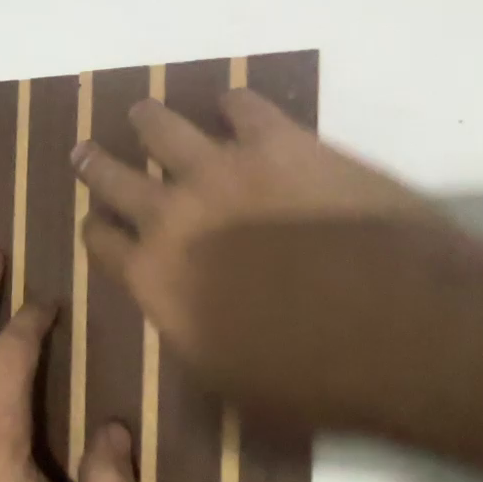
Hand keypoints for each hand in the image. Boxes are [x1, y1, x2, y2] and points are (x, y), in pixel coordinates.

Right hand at [71, 87, 440, 366]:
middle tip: (84, 151)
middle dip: (94, 165)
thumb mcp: (223, 376)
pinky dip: (232, 105)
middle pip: (112, 178)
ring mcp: (221, 171)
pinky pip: (241, 106)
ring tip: (141, 114)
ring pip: (160, 128)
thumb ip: (183, 329)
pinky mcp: (278, 143)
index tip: (95, 224)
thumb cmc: (308, 373)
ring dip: (146, 121)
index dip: (94, 230)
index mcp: (151, 275)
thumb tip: (176, 311)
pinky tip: (232, 107)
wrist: (398, 325)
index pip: (99, 241)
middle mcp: (170, 215)